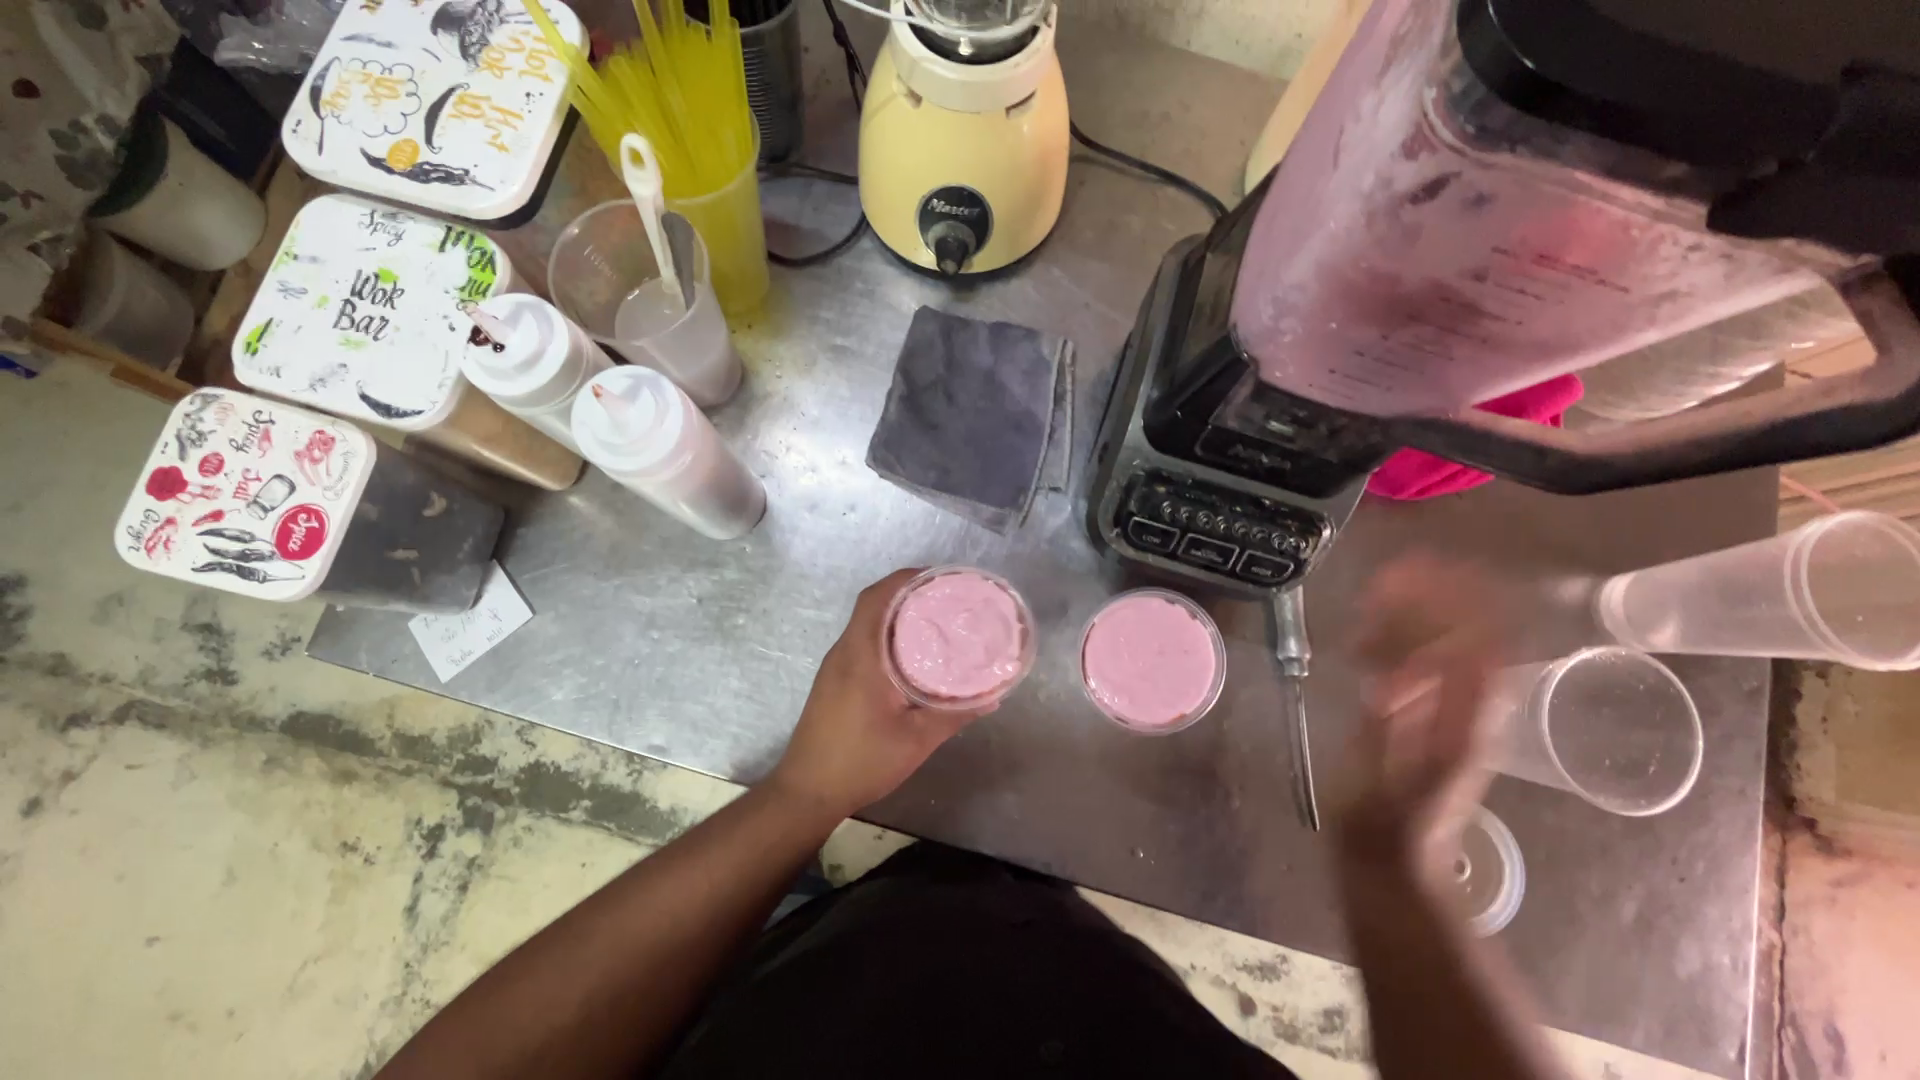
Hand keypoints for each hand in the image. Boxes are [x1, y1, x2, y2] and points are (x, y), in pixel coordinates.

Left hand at [768, 569, 986, 819]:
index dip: (906, 579)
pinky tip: (915, 657)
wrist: (807, 792)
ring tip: (938, 622)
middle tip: (949, 600)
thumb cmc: (860, 761)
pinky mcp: (835, 682)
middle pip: (874, 606)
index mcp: (861, 656)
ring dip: (898, 617)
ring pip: (868, 625)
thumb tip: (992, 697)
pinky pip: (864, 645)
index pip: (877, 597)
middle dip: (909, 594)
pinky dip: (889, 638)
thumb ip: (954, 715)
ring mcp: (836, 667)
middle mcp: (845, 652)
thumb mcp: (916, 740)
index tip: (940, 578)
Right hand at [1333, 555, 1503, 885]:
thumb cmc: (1381, 824)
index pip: (1482, 646)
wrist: (1396, 860)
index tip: (1413, 574)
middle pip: (1474, 635)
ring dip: (1419, 615)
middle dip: (1436, 597)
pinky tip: (1370, 639)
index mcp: (1465, 724)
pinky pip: (1435, 665)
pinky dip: (1406, 641)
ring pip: (1455, 646)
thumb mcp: (1378, 778)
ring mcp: (1458, 714)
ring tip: (1374, 598)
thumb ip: (1386, 729)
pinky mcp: (1438, 719)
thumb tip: (1392, 679)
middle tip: (1389, 575)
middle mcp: (1473, 711)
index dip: (1454, 603)